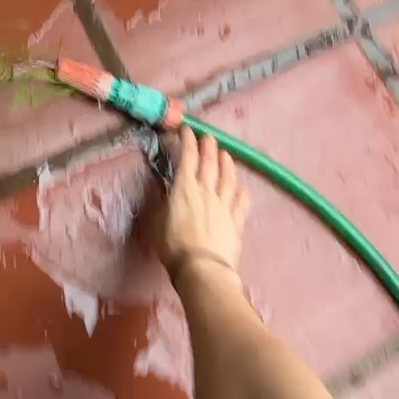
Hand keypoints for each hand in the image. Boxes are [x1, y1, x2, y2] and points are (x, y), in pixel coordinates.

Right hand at [152, 124, 250, 285]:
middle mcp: (206, 191)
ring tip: (226, 154)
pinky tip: (243, 189)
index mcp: (184, 188)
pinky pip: (241, 203)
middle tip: (208, 136)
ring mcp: (224, 205)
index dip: (187, 140)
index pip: (187, 157)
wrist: (203, 270)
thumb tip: (165, 190)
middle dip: (208, 146)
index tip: (187, 129)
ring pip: (228, 178)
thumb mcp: (156, 221)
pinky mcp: (236, 221)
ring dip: (227, 163)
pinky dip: (242, 193)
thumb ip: (162, 203)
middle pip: (210, 163)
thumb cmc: (173, 246)